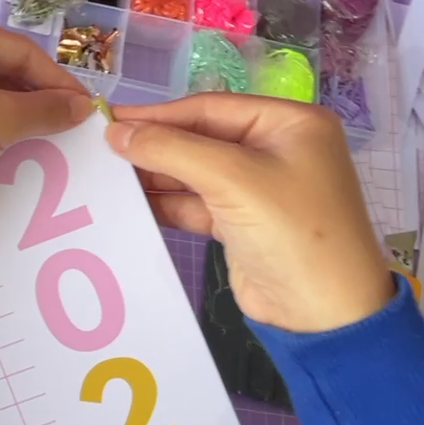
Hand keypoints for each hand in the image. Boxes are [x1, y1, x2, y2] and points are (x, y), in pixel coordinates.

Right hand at [105, 95, 392, 333]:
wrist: (324, 316)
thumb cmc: (290, 231)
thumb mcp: (230, 179)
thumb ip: (170, 150)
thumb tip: (114, 132)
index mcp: (288, 123)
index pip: (208, 108)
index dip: (156, 114)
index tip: (107, 120)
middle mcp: (273, 149)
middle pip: (198, 138)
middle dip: (152, 145)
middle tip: (99, 148)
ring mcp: (255, 187)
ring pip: (191, 171)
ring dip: (153, 174)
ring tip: (105, 174)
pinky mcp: (238, 221)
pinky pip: (192, 202)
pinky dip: (163, 202)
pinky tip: (129, 201)